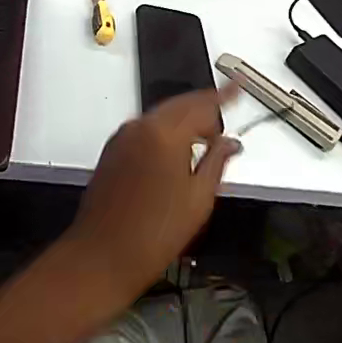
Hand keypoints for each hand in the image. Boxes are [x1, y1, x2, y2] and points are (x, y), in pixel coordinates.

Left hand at [63, 85, 242, 297]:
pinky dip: (165, 132)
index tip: (237, 87)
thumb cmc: (150, 235)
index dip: (224, 95)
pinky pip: (145, 129)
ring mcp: (123, 137)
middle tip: (224, 127)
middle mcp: (139, 127)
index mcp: (164, 134)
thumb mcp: (199, 200)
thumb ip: (217, 162)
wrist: (104, 255)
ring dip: (184, 121)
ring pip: (161, 116)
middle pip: (180, 105)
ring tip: (206, 141)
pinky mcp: (113, 149)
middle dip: (205, 110)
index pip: (202, 104)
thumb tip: (230, 144)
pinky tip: (178, 152)